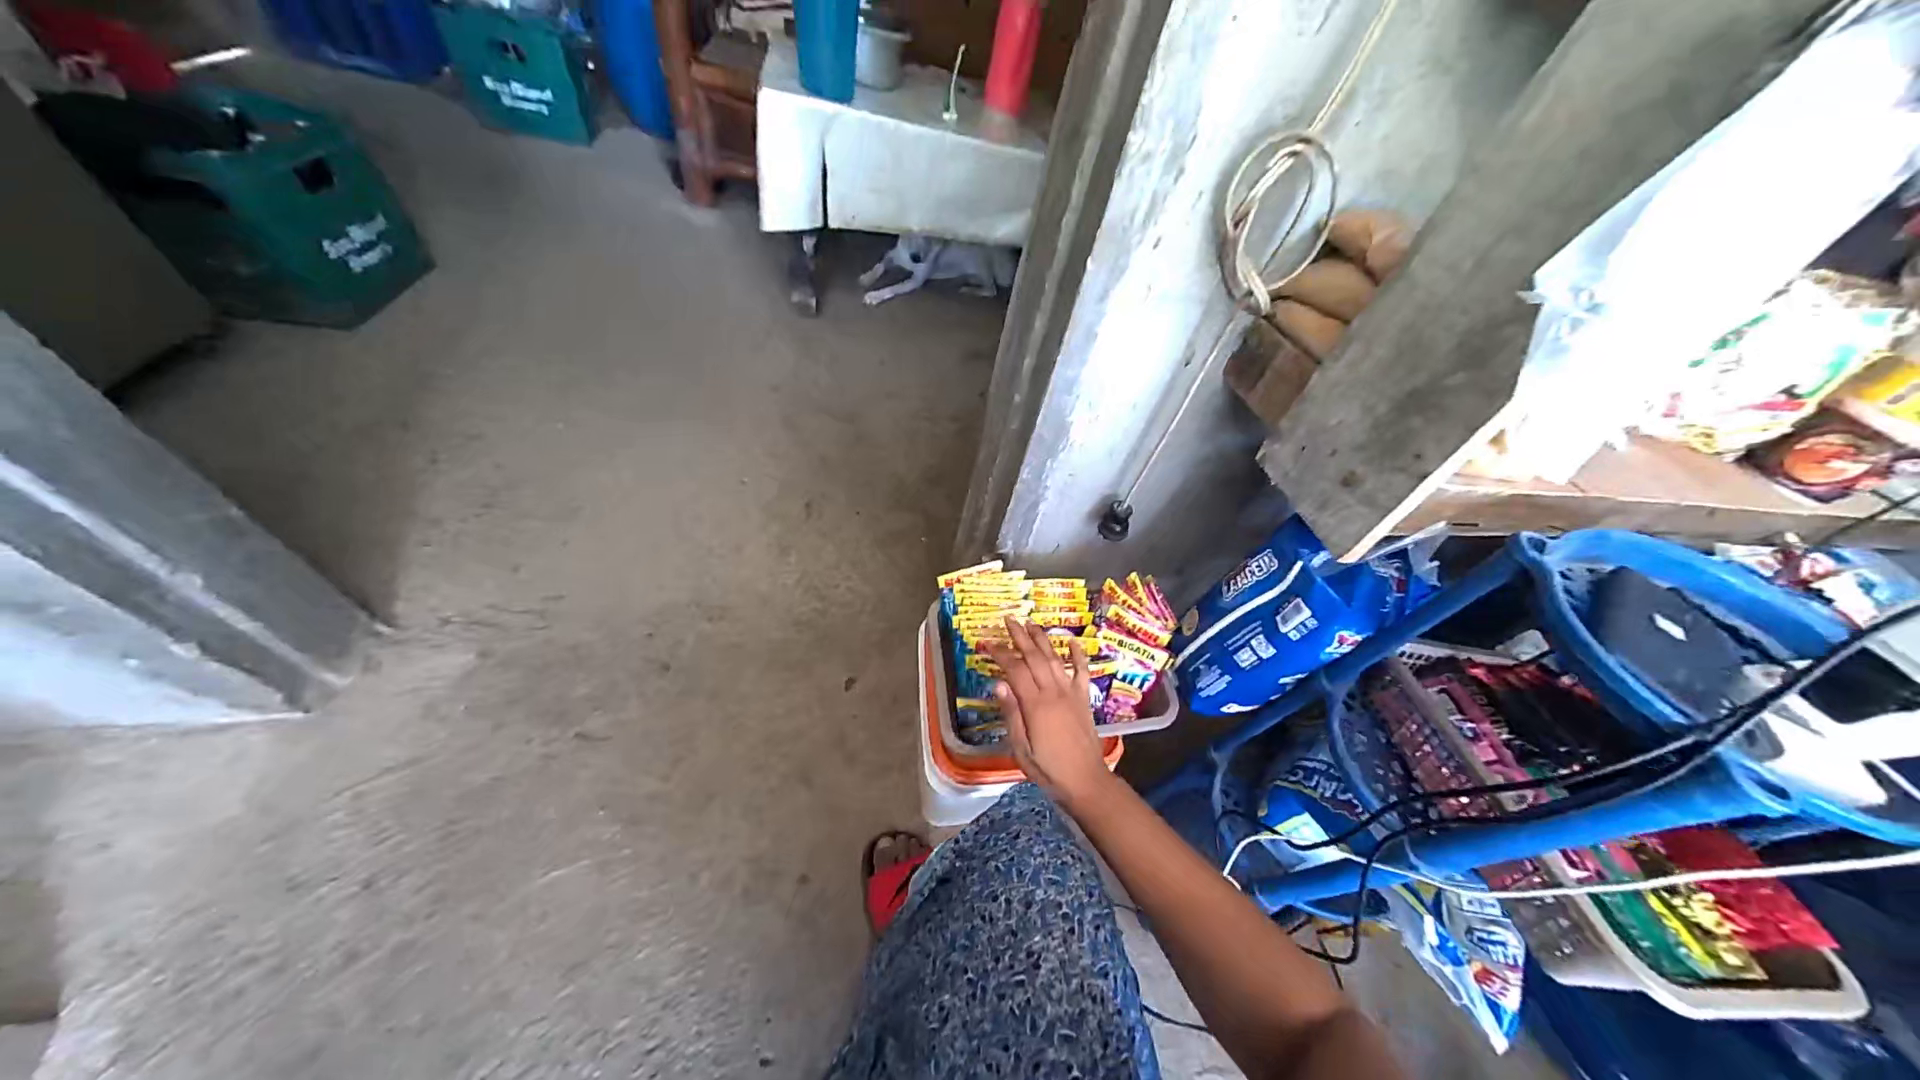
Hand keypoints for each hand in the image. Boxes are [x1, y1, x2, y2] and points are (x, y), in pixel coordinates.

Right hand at [984, 617, 1115, 808]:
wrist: (1086, 781)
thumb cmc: (1048, 770)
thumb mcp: (1021, 748)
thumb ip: (1011, 714)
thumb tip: (998, 684)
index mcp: (1035, 705)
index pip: (1014, 670)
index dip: (1000, 654)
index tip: (987, 642)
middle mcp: (1054, 693)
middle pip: (1035, 657)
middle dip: (1020, 637)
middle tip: (1008, 620)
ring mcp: (1071, 693)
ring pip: (1055, 659)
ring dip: (1042, 639)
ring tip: (1031, 623)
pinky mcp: (1083, 699)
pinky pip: (1082, 671)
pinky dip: (1077, 654)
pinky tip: (1071, 640)